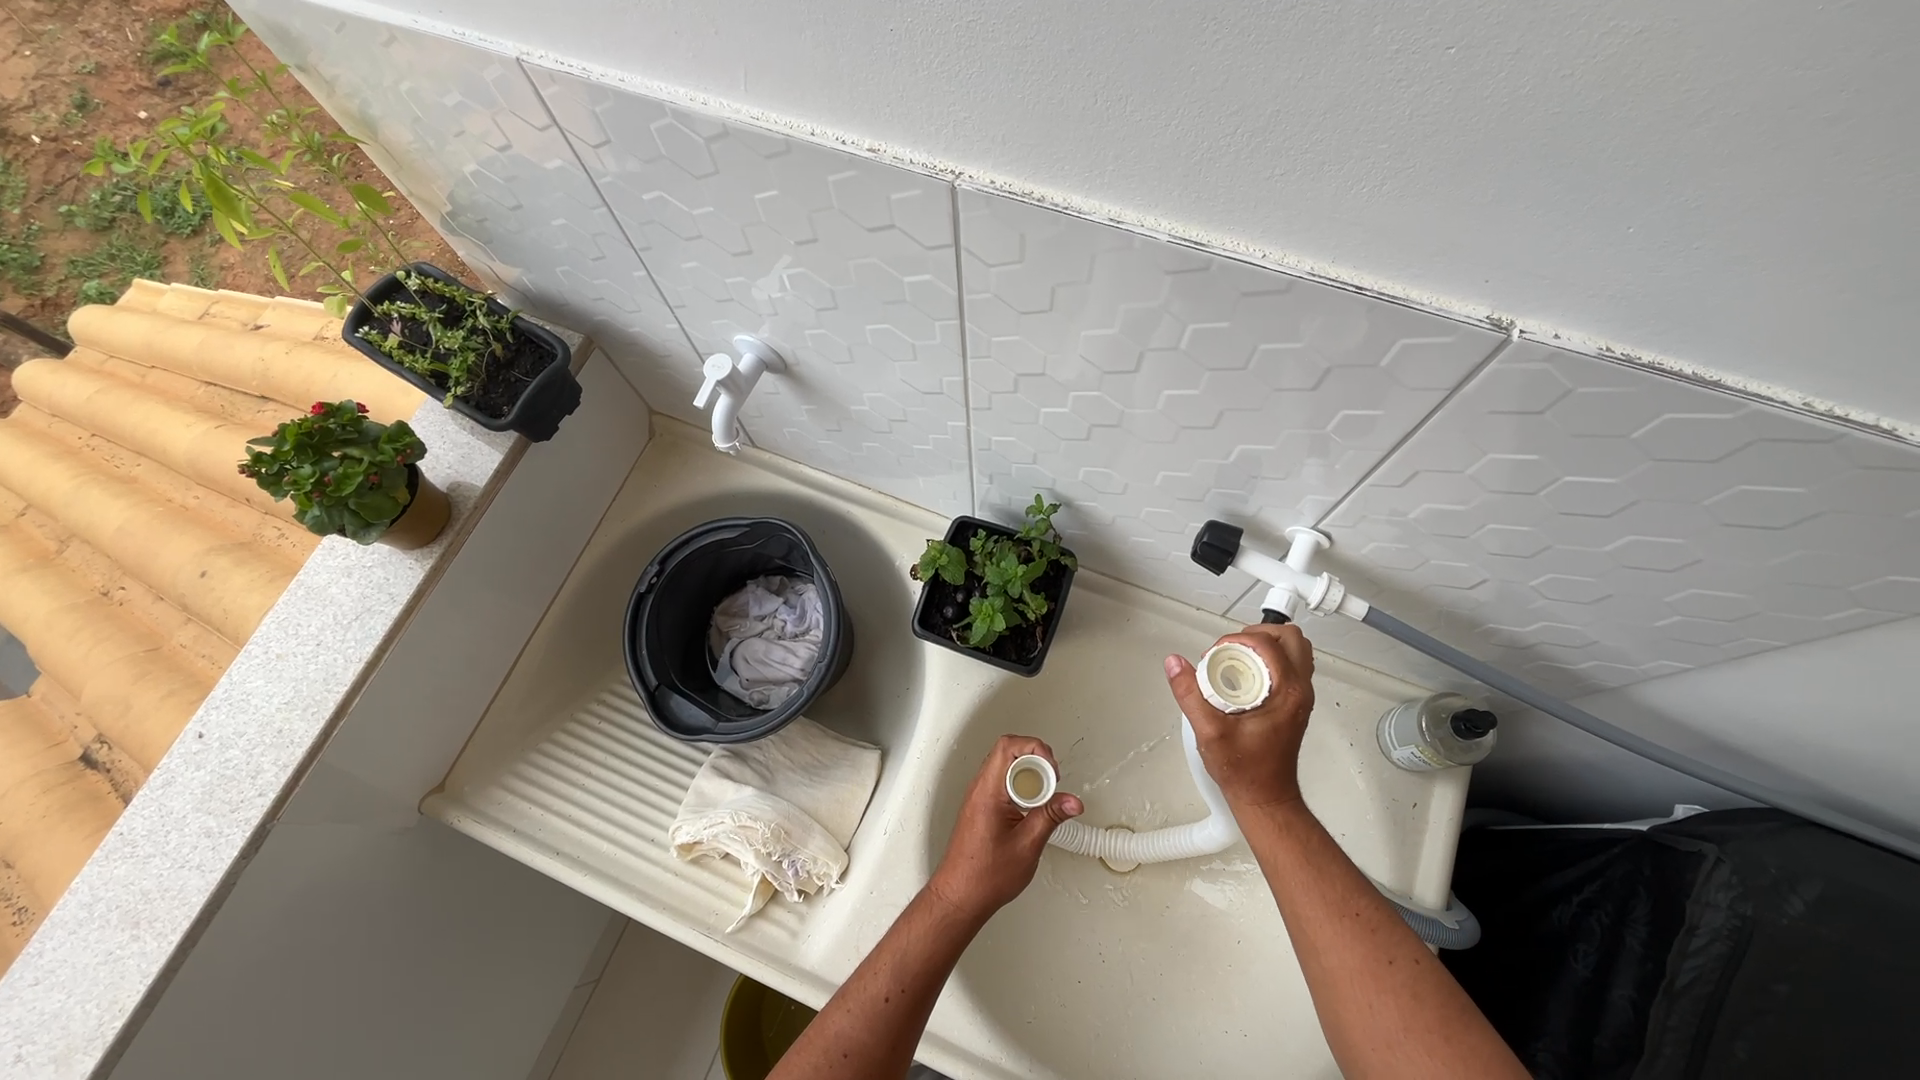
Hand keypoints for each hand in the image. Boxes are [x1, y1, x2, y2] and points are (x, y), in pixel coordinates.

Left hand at [927, 735, 1082, 922]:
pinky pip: (1003, 782)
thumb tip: (1071, 801)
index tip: (1052, 770)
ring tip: (1045, 795)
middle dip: (1036, 759)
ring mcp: (979, 796)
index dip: (1036, 749)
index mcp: (988, 792)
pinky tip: (1033, 806)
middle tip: (1052, 781)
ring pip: (1005, 766)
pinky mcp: (982, 806)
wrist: (961, 895)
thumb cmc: (984, 876)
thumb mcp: (1027, 845)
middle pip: (1008, 751)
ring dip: (1029, 774)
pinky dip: (1022, 787)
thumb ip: (1051, 817)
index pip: (1009, 747)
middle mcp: (980, 789)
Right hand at [1165, 623, 1315, 811]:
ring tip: (1235, 659)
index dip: (1236, 640)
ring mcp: (1300, 697)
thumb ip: (1189, 694)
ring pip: (1294, 650)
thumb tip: (1175, 664)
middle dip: (1256, 635)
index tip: (1213, 655)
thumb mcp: (1209, 730)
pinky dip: (1268, 660)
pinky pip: (1289, 667)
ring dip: (1265, 645)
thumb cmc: (1246, 770)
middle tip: (1228, 649)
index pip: (1268, 644)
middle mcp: (1300, 691)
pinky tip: (1243, 676)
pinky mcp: (1294, 703)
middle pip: (1289, 638)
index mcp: (1287, 692)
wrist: (1264, 796)